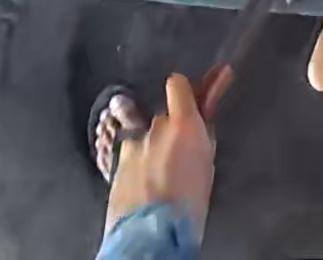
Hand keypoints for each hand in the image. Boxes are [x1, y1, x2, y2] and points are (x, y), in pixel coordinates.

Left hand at [107, 74, 214, 236]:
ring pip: (146, 137)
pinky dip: (138, 165)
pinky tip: (144, 185)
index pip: (177, 83)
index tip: (192, 96)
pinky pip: (132, 157)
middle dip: (171, 128)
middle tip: (180, 150)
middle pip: (164, 115)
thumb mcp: (207, 160)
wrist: (151, 238)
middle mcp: (155, 127)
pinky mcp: (116, 168)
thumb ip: (204, 131)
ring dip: (152, 147)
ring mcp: (132, 147)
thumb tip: (206, 113)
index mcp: (182, 122)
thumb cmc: (190, 201)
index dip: (183, 89)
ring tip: (159, 174)